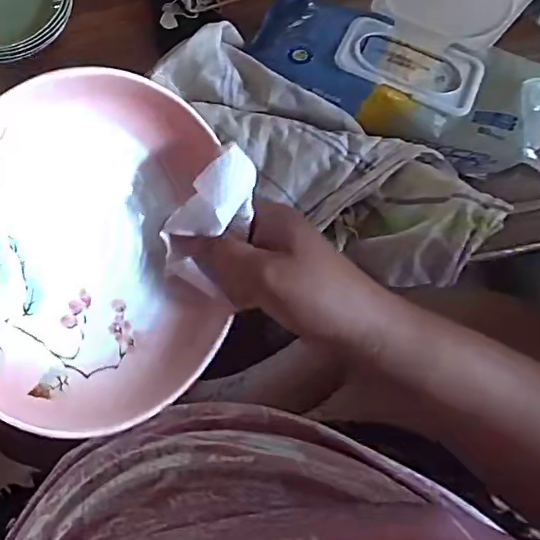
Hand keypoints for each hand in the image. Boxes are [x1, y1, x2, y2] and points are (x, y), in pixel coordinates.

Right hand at [172, 201, 399, 351]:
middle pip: (224, 229)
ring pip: (233, 252)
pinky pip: (245, 271)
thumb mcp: (261, 273)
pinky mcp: (283, 275)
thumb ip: (219, 251)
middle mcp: (274, 227)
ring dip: (217, 267)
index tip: (171, 239)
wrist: (368, 335)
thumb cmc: (316, 297)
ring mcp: (280, 251)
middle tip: (183, 267)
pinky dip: (232, 282)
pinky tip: (222, 297)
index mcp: (272, 215)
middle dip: (204, 247)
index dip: (195, 218)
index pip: (221, 204)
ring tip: (198, 283)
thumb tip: (179, 233)